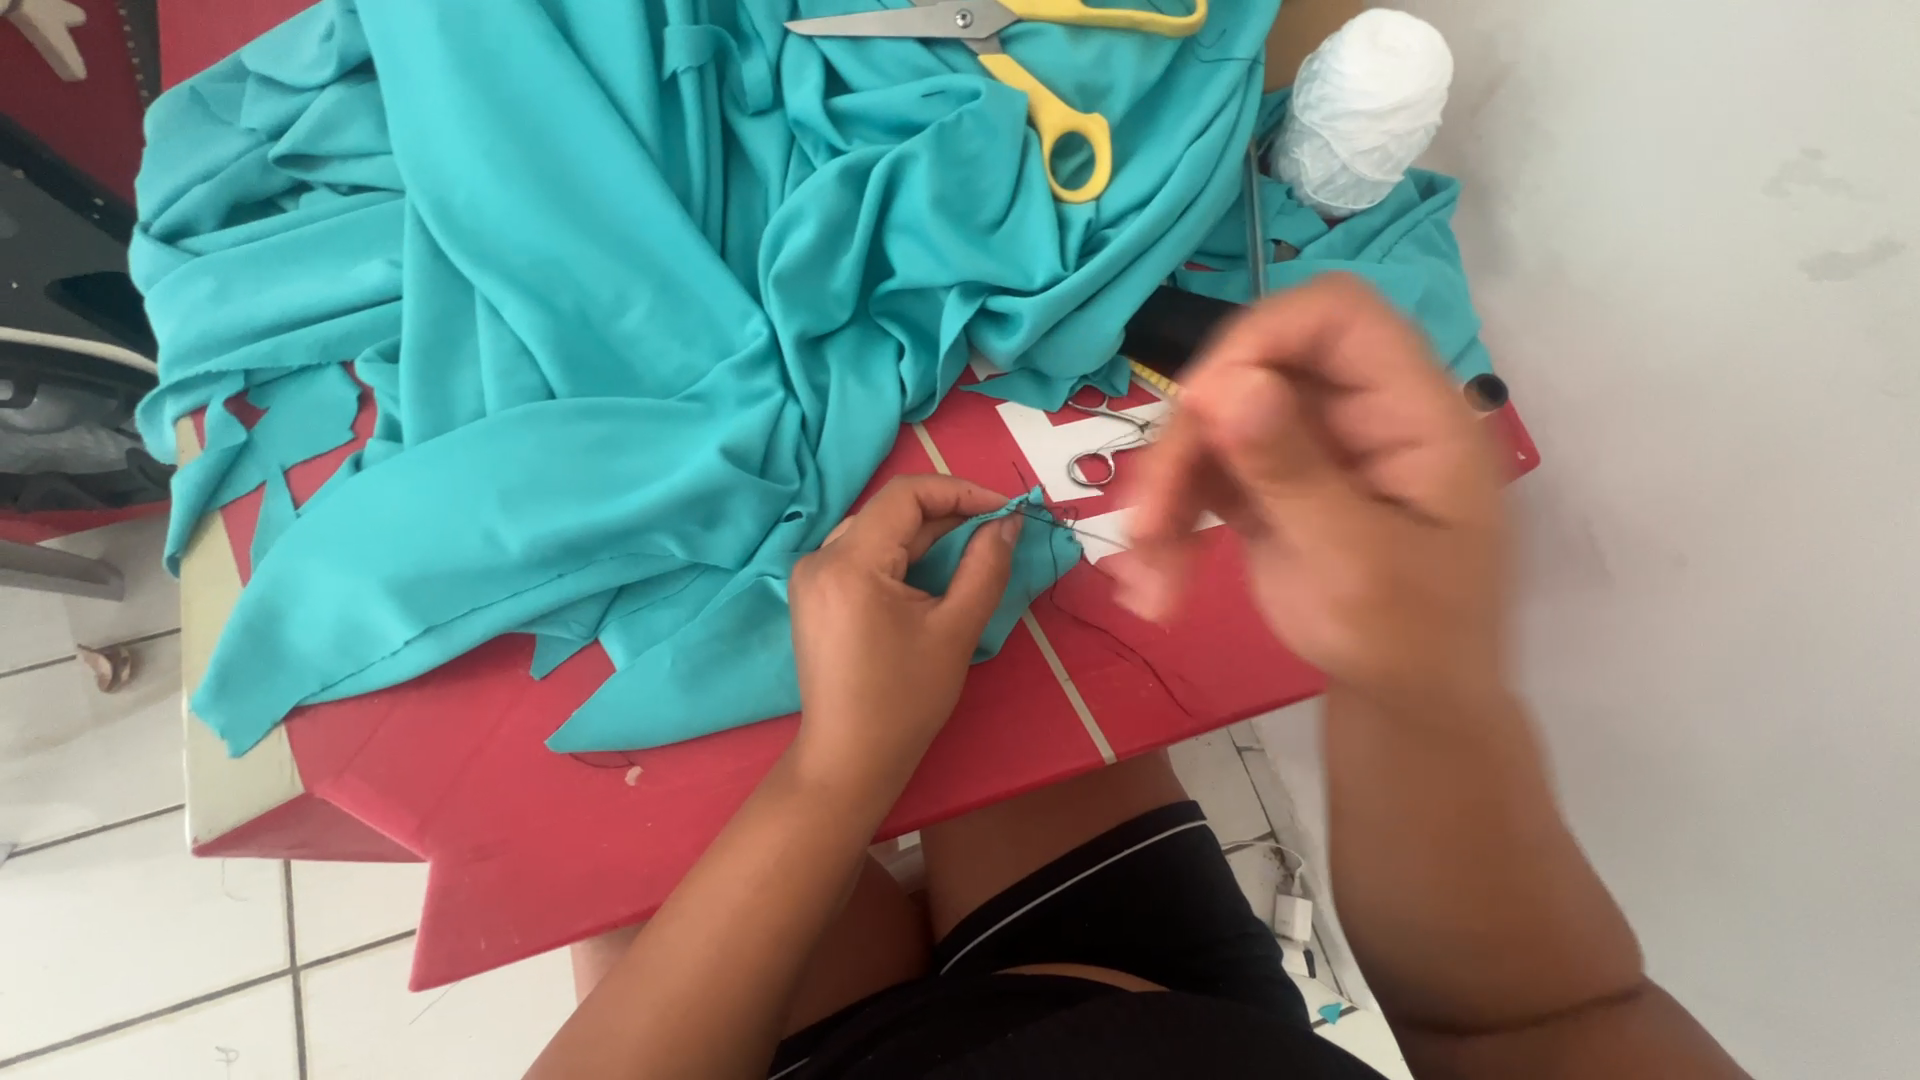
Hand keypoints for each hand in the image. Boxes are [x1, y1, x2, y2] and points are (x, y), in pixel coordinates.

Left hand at [789, 475, 1020, 796]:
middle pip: (890, 511)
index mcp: (849, 563)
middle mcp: (820, 559)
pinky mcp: (814, 594)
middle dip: (947, 513)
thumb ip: (986, 566)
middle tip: (996, 529)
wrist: (851, 757)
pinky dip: (901, 553)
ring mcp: (810, 576)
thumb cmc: (906, 699)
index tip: (1004, 510)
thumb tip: (1008, 522)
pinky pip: (862, 554)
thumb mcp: (956, 630)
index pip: (906, 494)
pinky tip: (931, 569)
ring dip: (925, 532)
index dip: (960, 491)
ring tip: (971, 547)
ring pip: (877, 530)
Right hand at [1122, 275, 1507, 708]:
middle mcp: (1353, 413)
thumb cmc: (1407, 639)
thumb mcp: (1352, 562)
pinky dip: (1169, 523)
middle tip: (1146, 526)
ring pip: (1209, 428)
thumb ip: (1292, 471)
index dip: (1257, 340)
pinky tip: (1154, 580)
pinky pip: (1200, 476)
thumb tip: (1223, 383)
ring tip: (1146, 576)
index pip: (1334, 317)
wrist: (1402, 699)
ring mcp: (1306, 448)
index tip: (1197, 408)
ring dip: (1164, 496)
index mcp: (1409, 411)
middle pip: (1247, 375)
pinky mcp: (1265, 483)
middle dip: (1185, 449)